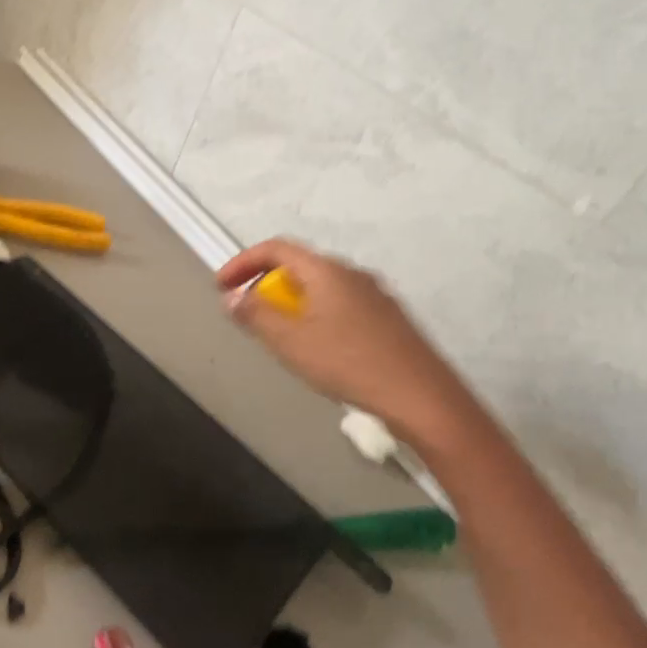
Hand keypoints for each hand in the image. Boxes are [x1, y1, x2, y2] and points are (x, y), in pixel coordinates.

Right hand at [219, 238, 476, 445]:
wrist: (424, 399)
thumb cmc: (350, 364)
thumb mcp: (291, 342)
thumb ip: (256, 315)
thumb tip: (232, 297)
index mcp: (328, 271)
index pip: (276, 248)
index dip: (243, 262)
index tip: (222, 286)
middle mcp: (354, 274)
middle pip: (300, 266)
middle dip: (266, 285)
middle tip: (248, 313)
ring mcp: (377, 296)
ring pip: (322, 288)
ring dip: (292, 303)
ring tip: (280, 335)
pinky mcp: (391, 320)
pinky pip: (341, 305)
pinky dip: (317, 316)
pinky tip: (319, 350)